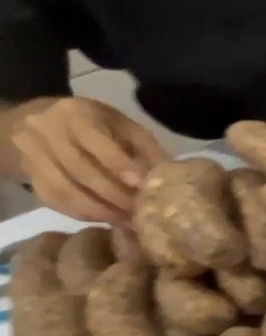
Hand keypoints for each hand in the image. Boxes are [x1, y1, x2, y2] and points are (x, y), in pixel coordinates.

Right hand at [3, 96, 163, 223]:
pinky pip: (53, 200)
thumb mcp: (127, 127)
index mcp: (75, 114)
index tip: (142, 185)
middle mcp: (44, 131)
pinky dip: (84, 213)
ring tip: (131, 221)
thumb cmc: (101, 125)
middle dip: (115, 195)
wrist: (44, 120)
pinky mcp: (28, 174)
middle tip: (143, 211)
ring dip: (101, 210)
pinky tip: (110, 220)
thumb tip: (167, 178)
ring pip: (63, 189)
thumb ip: (147, 148)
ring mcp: (30, 153)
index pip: (94, 142)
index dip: (119, 165)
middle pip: (79, 170)